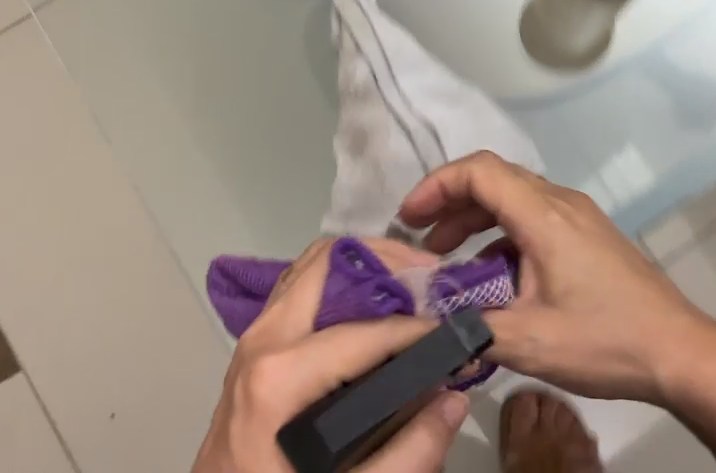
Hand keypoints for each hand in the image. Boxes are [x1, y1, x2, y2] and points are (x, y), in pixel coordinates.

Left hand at [192, 238, 470, 472]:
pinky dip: (343, 280)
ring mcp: (254, 337)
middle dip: (389, 262)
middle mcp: (263, 340)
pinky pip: (302, 288)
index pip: (367, 331)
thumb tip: (454, 399)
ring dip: (365, 264)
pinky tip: (376, 304)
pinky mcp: (255, 345)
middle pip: (330, 262)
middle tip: (435, 279)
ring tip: (412, 283)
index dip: (420, 327)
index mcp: (280, 376)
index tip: (460, 327)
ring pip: (313, 267)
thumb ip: (408, 455)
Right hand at [398, 152, 715, 404]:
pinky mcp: (588, 235)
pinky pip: (534, 217)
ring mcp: (579, 217)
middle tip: (420, 238)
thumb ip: (469, 329)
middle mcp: (561, 203)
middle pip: (495, 178)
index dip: (436, 185)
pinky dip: (502, 233)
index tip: (408, 218)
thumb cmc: (605, 340)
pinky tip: (492, 274)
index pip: (479, 171)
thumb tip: (418, 327)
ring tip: (447, 256)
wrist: (680, 351)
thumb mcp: (530, 342)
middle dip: (450, 202)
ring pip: (515, 197)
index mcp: (544, 216)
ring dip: (475, 218)